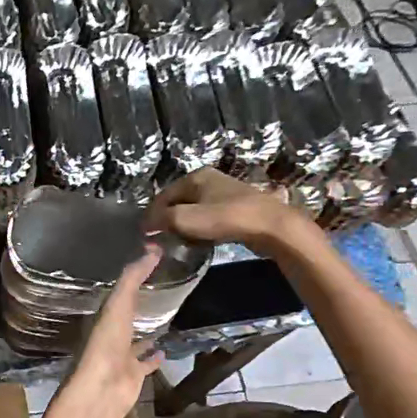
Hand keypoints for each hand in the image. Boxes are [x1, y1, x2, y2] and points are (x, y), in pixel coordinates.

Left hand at [55, 246, 165, 417]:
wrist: (102, 389)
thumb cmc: (106, 343)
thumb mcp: (118, 304)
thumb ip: (132, 278)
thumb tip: (152, 249)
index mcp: (103, 316)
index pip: (118, 292)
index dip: (132, 278)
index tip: (148, 264)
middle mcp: (111, 334)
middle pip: (125, 315)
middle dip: (137, 305)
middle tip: (159, 290)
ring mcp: (122, 356)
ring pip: (135, 340)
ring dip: (145, 331)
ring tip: (164, 318)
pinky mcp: (134, 374)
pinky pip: (145, 363)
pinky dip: (154, 356)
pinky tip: (165, 349)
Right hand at [145, 169, 311, 254]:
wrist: (271, 226)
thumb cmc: (225, 218)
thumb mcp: (186, 219)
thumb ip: (162, 220)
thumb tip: (147, 226)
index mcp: (195, 176)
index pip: (163, 195)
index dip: (152, 215)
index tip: (145, 235)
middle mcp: (209, 179)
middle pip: (178, 201)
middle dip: (167, 220)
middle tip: (161, 239)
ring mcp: (225, 192)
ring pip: (194, 210)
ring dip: (185, 225)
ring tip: (179, 241)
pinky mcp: (237, 207)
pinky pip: (209, 217)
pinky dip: (201, 228)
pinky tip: (201, 240)